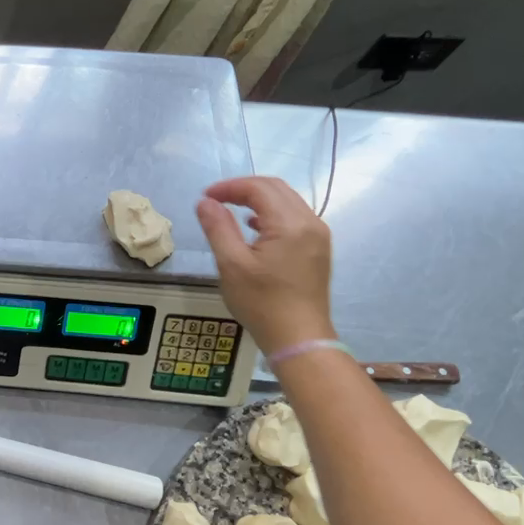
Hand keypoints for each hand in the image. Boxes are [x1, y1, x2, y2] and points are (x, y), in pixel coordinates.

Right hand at [195, 176, 334, 352]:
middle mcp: (310, 223)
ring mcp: (318, 236)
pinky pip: (294, 217)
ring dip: (257, 199)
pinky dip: (271, 214)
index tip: (205, 197)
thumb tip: (205, 202)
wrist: (299, 337)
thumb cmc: (262, 303)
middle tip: (214, 200)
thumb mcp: (231, 264)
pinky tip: (253, 228)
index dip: (229, 187)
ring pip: (287, 202)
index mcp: (291, 224)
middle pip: (276, 189)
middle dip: (243, 189)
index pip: (259, 188)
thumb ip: (218, 227)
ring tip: (229, 210)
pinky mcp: (318, 248)